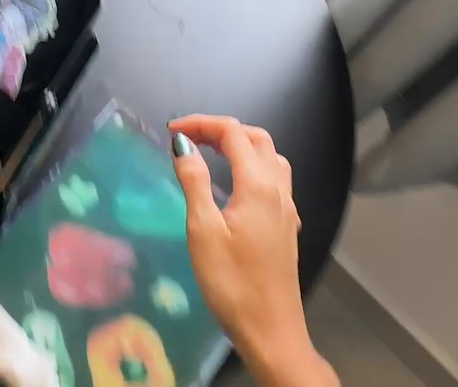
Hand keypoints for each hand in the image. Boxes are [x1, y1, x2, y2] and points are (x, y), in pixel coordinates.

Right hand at [171, 115, 337, 386]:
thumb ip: (194, 180)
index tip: (171, 132)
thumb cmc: (232, 283)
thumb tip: (183, 143)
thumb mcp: (203, 230)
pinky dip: (251, 166)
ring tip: (210, 153)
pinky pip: (274, 179)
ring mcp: (286, 209)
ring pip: (270, 157)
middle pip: (256, 138)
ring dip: (241, 145)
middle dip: (221, 130)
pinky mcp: (286, 227)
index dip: (200, 123)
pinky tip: (234, 186)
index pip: (232, 133)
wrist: (272, 334)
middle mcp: (277, 190)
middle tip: (189, 138)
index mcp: (257, 185)